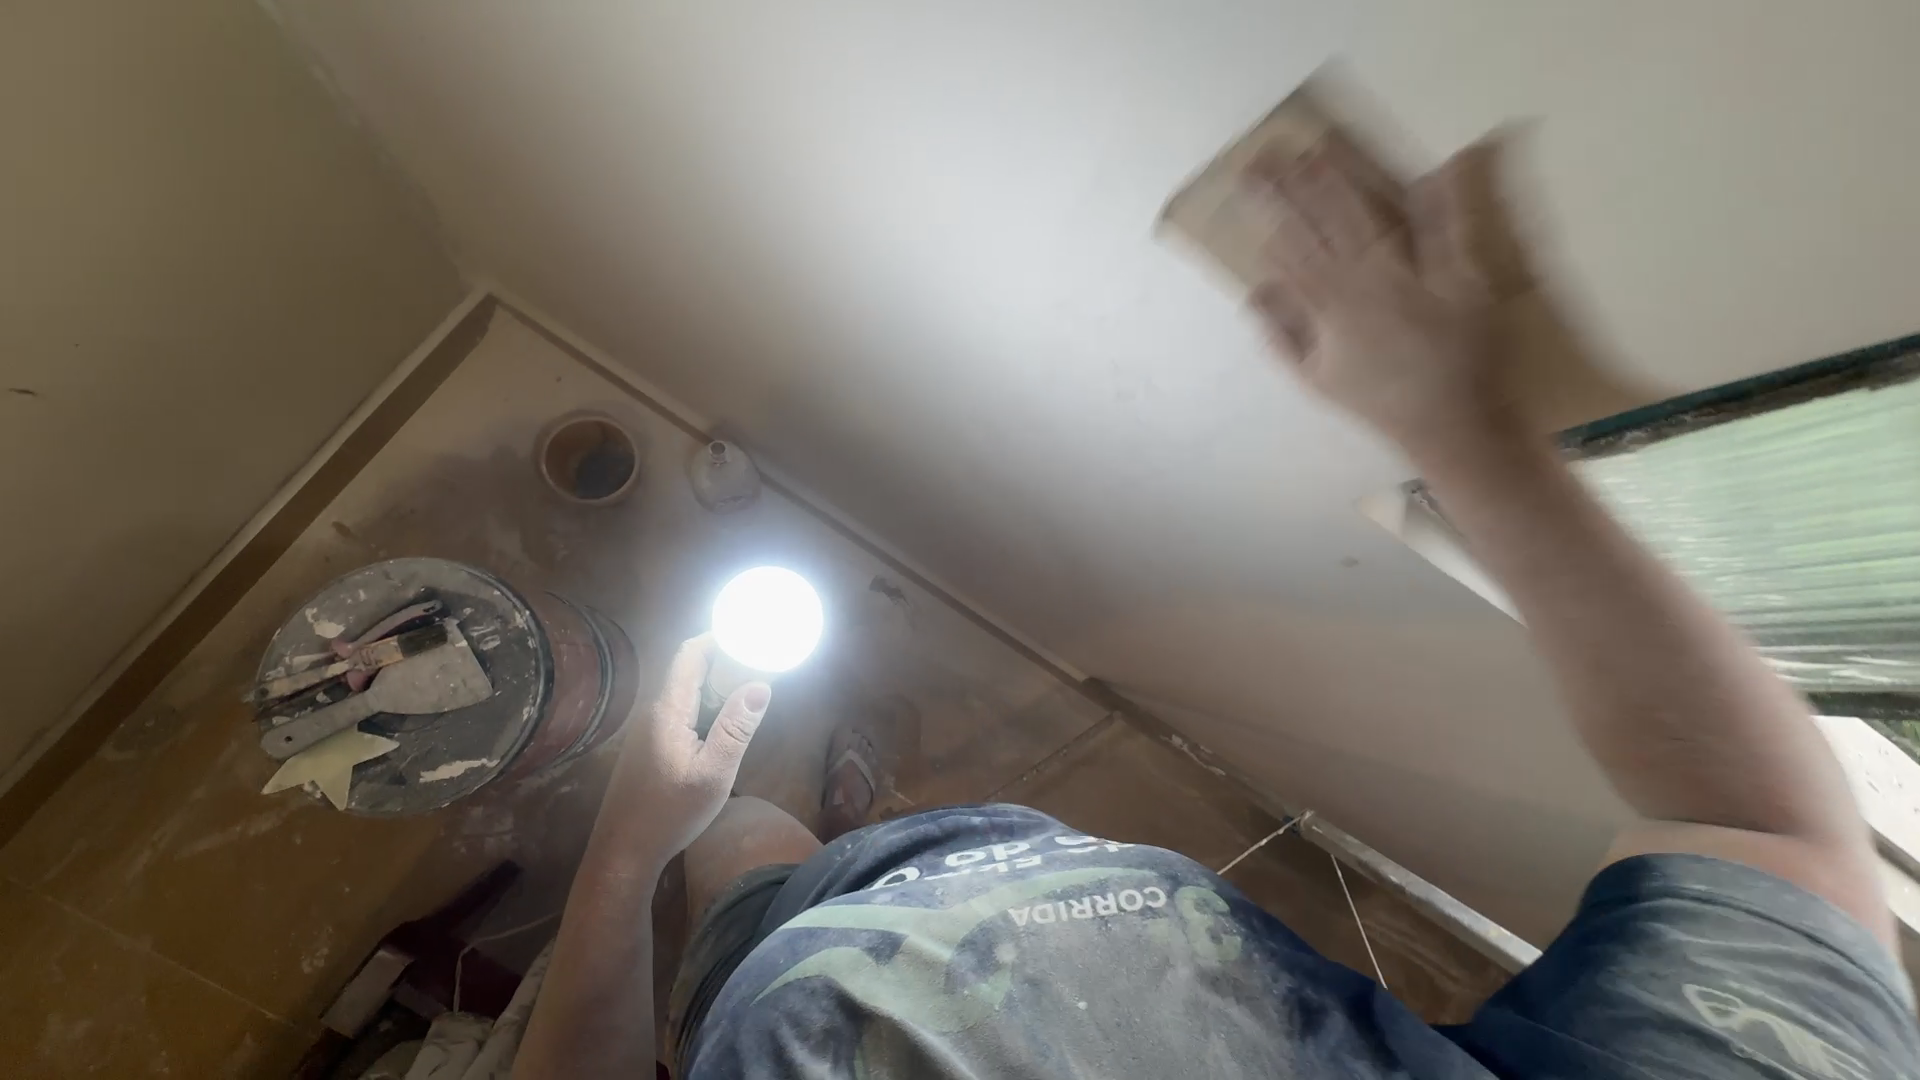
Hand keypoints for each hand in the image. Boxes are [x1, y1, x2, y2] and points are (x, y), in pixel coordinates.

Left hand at [618, 633, 770, 858]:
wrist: (623, 855)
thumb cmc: (670, 814)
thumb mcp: (714, 773)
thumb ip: (736, 728)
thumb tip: (761, 685)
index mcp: (668, 710)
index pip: (689, 655)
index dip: (717, 637)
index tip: (749, 633)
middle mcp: (655, 712)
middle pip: (688, 669)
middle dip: (724, 658)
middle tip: (761, 658)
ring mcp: (650, 731)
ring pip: (686, 691)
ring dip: (716, 683)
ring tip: (751, 684)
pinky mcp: (651, 747)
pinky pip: (682, 711)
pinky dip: (707, 704)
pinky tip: (726, 721)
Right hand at [1248, 136, 1530, 456]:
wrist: (1446, 420)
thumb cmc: (1377, 400)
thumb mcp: (1314, 377)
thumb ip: (1281, 333)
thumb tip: (1253, 291)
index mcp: (1329, 309)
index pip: (1291, 250)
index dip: (1269, 212)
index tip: (1250, 181)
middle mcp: (1363, 287)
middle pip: (1323, 226)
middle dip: (1295, 186)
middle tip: (1272, 152)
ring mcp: (1411, 280)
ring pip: (1369, 221)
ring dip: (1343, 183)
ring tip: (1320, 149)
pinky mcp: (1460, 279)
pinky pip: (1449, 234)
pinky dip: (1445, 200)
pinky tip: (1436, 165)